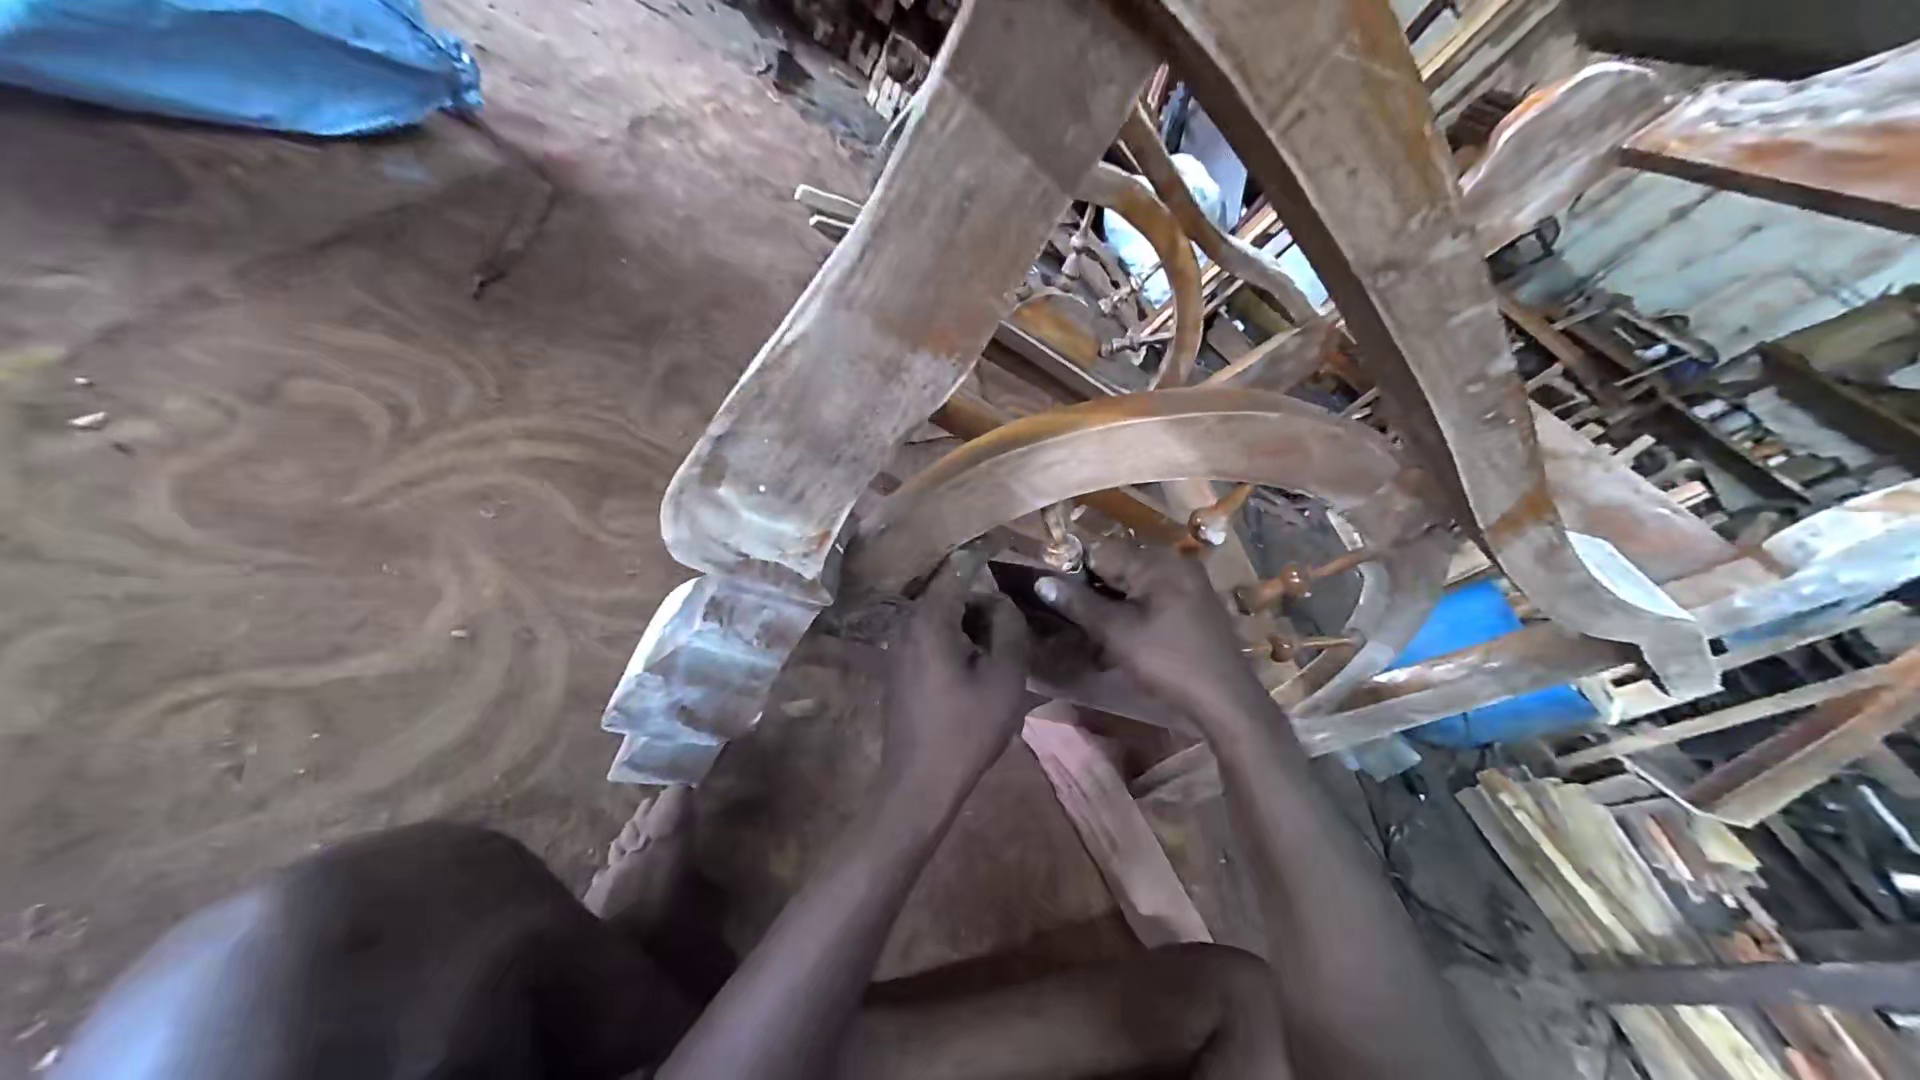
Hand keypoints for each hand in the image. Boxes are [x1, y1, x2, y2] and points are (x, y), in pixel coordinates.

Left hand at [880, 550, 1031, 800]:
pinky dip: (952, 639)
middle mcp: (906, 624)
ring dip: (968, 622)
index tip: (1007, 554)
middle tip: (1012, 616)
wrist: (920, 780)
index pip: (957, 570)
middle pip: (947, 594)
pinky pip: (928, 638)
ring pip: (938, 617)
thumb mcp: (1005, 675)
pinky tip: (973, 663)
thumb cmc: (968, 727)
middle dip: (980, 599)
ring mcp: (896, 647)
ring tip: (998, 641)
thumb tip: (1000, 600)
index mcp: (929, 619)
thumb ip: (1008, 627)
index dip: (984, 560)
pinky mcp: (897, 668)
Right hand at [1034, 540, 1266, 725]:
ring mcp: (1186, 585)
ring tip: (1087, 632)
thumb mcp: (1116, 632)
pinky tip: (1115, 638)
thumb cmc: (1167, 661)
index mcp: (1158, 561)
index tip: (1050, 592)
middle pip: (1117, 567)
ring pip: (1132, 586)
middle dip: (1090, 590)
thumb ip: (1078, 603)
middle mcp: (1174, 564)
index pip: (1100, 550)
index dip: (1072, 569)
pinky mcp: (1191, 607)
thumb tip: (1042, 580)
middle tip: (1066, 616)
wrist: (1225, 701)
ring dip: (1108, 606)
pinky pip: (1149, 600)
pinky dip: (1129, 615)